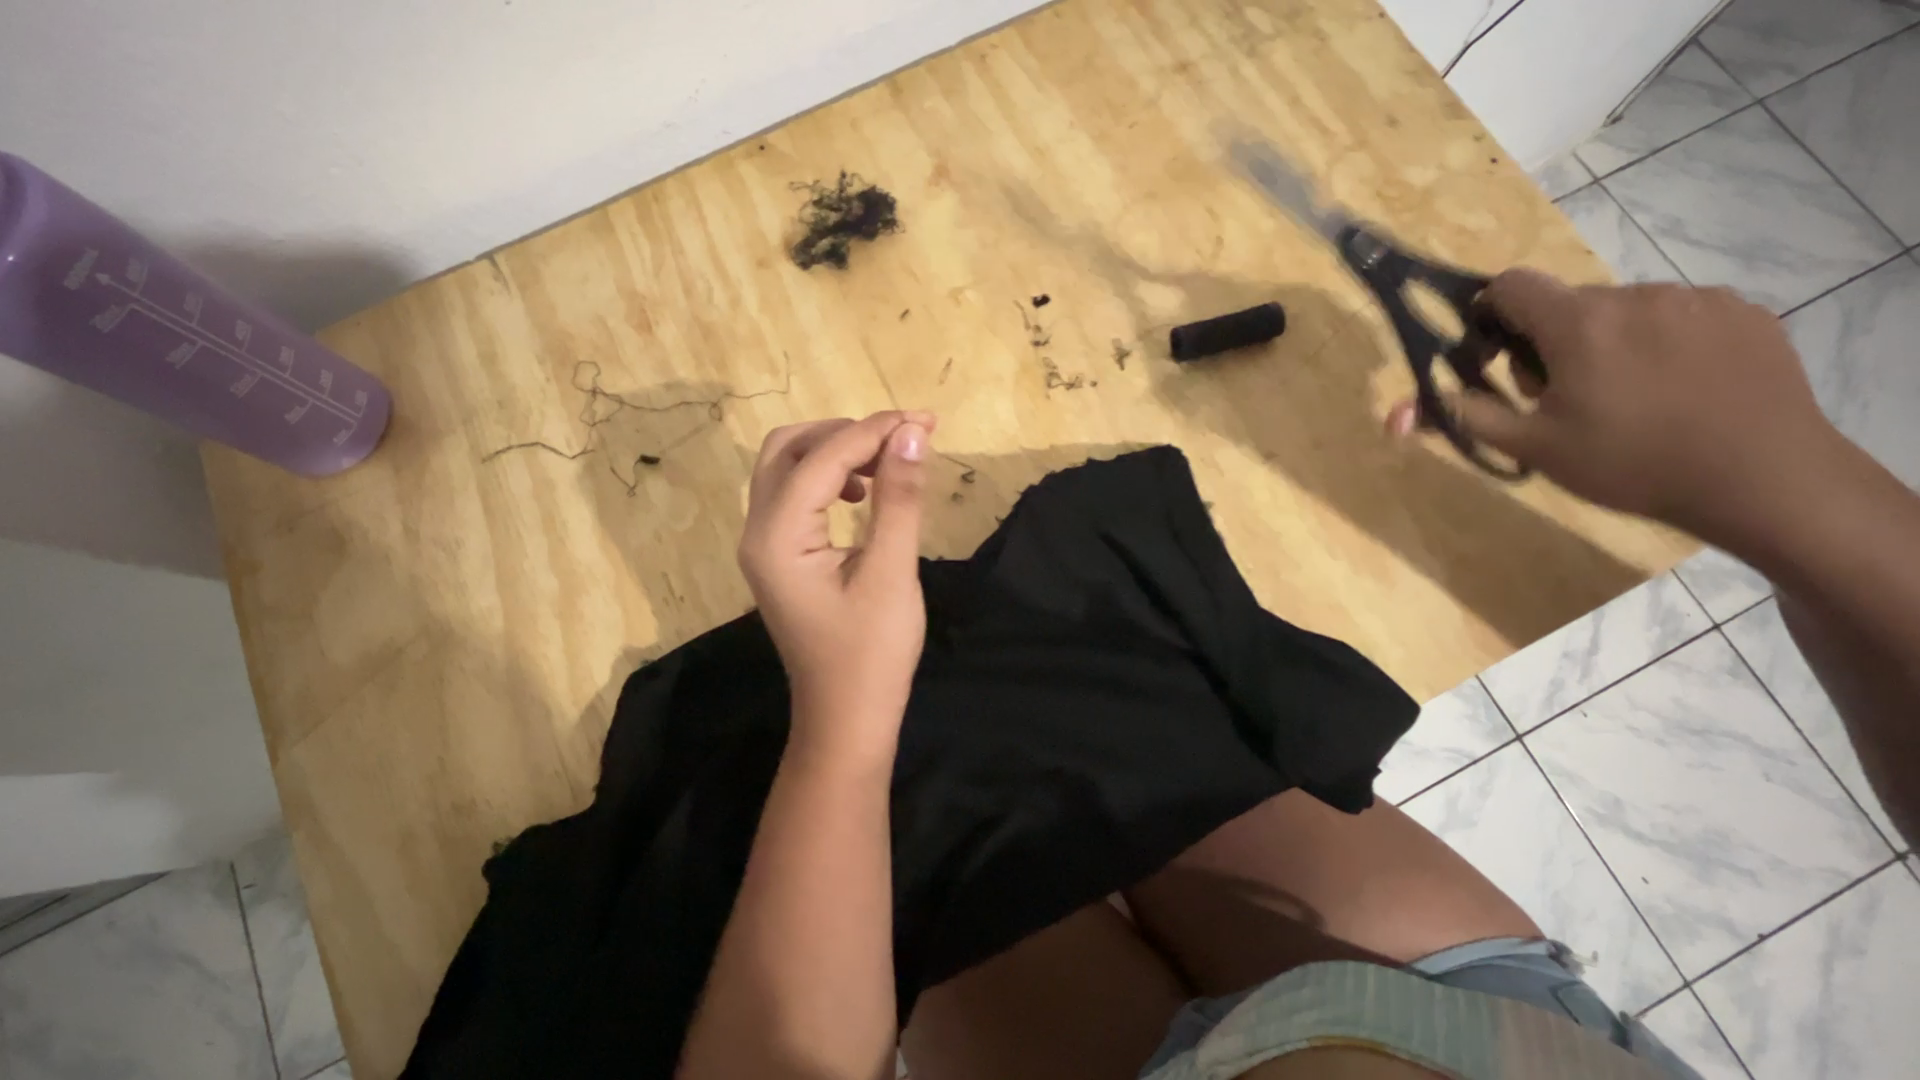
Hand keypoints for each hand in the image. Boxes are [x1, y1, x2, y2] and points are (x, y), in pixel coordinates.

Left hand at [738, 410, 934, 761]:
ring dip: (835, 452)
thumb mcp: (891, 572)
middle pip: (788, 449)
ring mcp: (763, 546)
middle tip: (902, 438)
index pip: (822, 457)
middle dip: (845, 432)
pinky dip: (829, 480)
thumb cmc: (871, 654)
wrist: (847, 718)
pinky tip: (865, 496)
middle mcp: (757, 532)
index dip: (873, 431)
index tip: (923, 420)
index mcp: (777, 537)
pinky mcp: (779, 558)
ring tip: (888, 463)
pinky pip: (794, 497)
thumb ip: (899, 498)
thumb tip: (912, 434)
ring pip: (787, 469)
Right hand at [1390, 269, 1843, 541]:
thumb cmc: (1632, 464)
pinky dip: (1666, 343)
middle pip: (1569, 303)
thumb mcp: (1535, 448)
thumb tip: (1416, 402)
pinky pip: (1682, 316)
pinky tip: (1681, 389)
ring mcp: (1697, 299)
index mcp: (1579, 322)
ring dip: (1610, 341)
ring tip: (1631, 397)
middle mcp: (1635, 294)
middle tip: (1564, 397)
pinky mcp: (1744, 313)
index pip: (1510, 284)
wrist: (1763, 477)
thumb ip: (1470, 414)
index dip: (1490, 313)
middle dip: (1553, 340)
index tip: (1496, 353)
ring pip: (1626, 310)